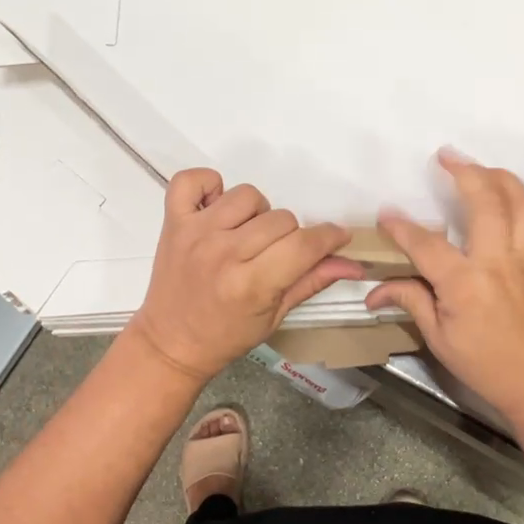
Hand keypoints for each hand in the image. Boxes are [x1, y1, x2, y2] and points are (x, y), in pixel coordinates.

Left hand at [129, 169, 362, 384]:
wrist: (171, 343)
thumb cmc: (226, 336)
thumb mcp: (276, 316)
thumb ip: (312, 281)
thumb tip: (352, 263)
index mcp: (251, 285)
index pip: (304, 245)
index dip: (329, 237)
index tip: (337, 238)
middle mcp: (223, 253)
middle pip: (282, 218)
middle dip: (289, 236)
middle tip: (275, 256)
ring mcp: (196, 233)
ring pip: (248, 195)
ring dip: (256, 213)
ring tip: (246, 236)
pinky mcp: (173, 222)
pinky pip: (191, 179)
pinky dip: (208, 186)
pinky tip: (216, 210)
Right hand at [365, 153, 523, 420]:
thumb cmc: (485, 364)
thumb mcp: (439, 339)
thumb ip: (411, 302)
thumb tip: (375, 292)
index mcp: (466, 283)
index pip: (427, 244)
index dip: (402, 227)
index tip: (386, 213)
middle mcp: (498, 262)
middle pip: (486, 201)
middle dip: (465, 172)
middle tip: (447, 157)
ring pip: (521, 203)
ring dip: (502, 178)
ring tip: (481, 167)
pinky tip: (514, 199)